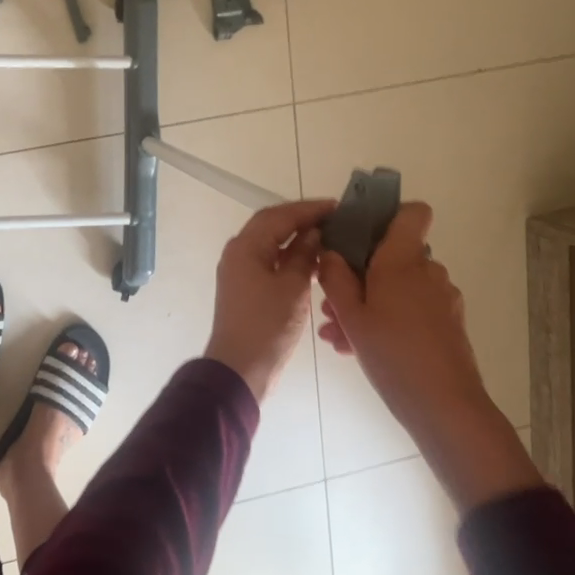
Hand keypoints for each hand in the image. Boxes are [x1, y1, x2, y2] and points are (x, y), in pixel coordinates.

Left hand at [205, 199, 335, 401]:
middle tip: (333, 219)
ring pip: (270, 244)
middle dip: (301, 219)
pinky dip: (289, 258)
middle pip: (271, 225)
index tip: (336, 207)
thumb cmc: (267, 326)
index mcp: (245, 247)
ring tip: (328, 238)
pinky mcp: (245, 288)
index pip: (278, 216)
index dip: (308, 209)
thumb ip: (303, 256)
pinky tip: (313, 263)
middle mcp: (238, 253)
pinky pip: (269, 261)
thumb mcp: (292, 288)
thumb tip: (313, 234)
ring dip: (296, 239)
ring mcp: (239, 271)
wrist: (240, 367)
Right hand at [315, 203, 488, 430]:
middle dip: (360, 275)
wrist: (444, 406)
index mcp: (403, 260)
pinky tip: (357, 347)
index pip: (412, 213)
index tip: (360, 236)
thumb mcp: (350, 316)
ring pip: (397, 287)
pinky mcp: (447, 323)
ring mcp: (441, 298)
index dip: (388, 216)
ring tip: (337, 334)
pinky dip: (386, 320)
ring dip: (367, 303)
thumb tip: (331, 253)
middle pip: (393, 256)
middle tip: (331, 306)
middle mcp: (428, 271)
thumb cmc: (392, 354)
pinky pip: (410, 309)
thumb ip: (335, 278)